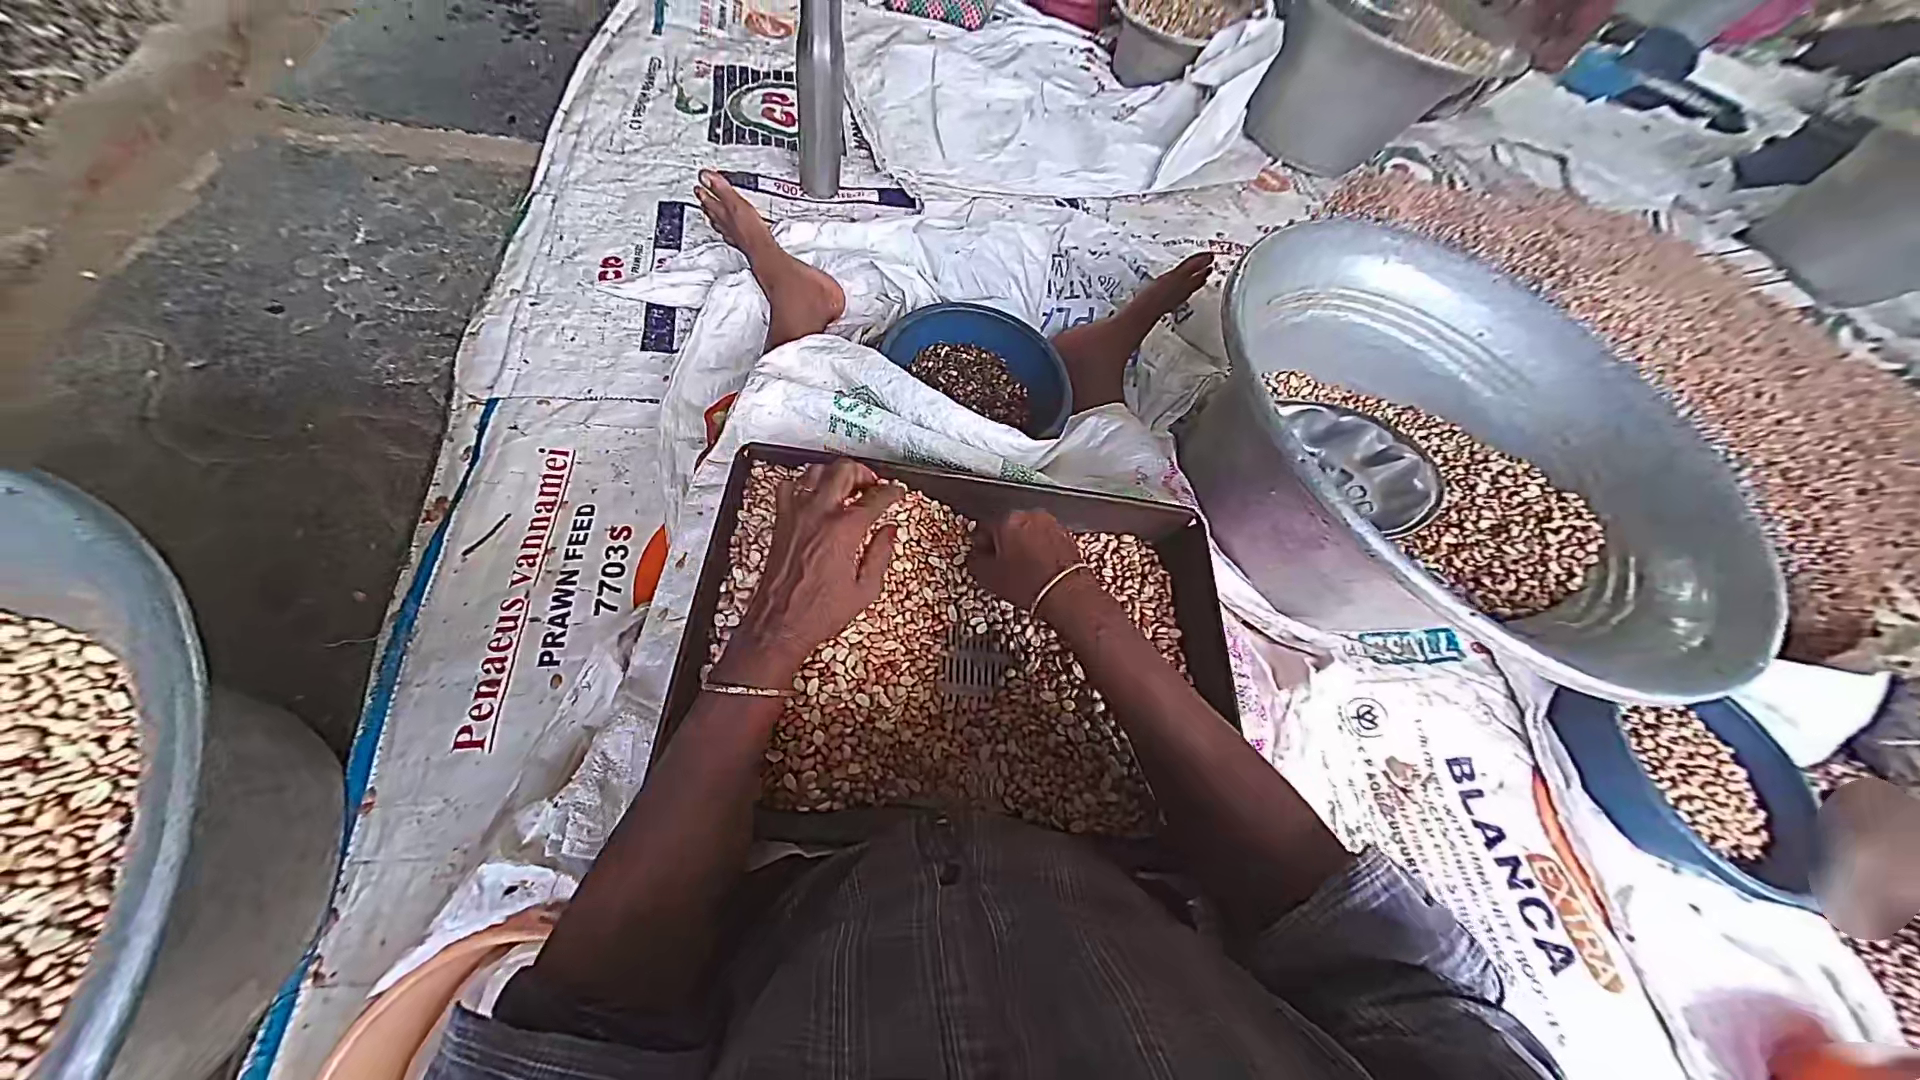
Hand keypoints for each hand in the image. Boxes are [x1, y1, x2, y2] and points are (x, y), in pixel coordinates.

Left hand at [718, 460, 902, 686]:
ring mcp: (796, 513)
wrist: (780, 623)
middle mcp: (819, 514)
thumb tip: (890, 532)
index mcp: (845, 529)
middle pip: (845, 471)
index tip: (897, 493)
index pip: (876, 497)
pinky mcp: (781, 520)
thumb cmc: (819, 612)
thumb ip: (882, 554)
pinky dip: (805, 484)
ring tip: (848, 487)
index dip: (892, 492)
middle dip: (864, 473)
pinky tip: (815, 496)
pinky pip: (791, 486)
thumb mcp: (865, 588)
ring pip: (817, 471)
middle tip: (873, 485)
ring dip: (836, 474)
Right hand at [967, 510, 1085, 610]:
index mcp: (1006, 521)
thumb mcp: (989, 577)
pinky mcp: (1065, 534)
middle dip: (1002, 545)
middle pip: (1007, 528)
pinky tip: (1036, 568)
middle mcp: (1029, 516)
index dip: (980, 546)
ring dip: (1022, 546)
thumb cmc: (1030, 584)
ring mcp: (1050, 524)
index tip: (980, 557)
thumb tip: (975, 557)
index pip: (984, 529)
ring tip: (1020, 569)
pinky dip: (1039, 550)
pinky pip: (1044, 539)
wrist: (1066, 594)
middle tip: (1000, 565)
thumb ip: (975, 561)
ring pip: (1027, 532)